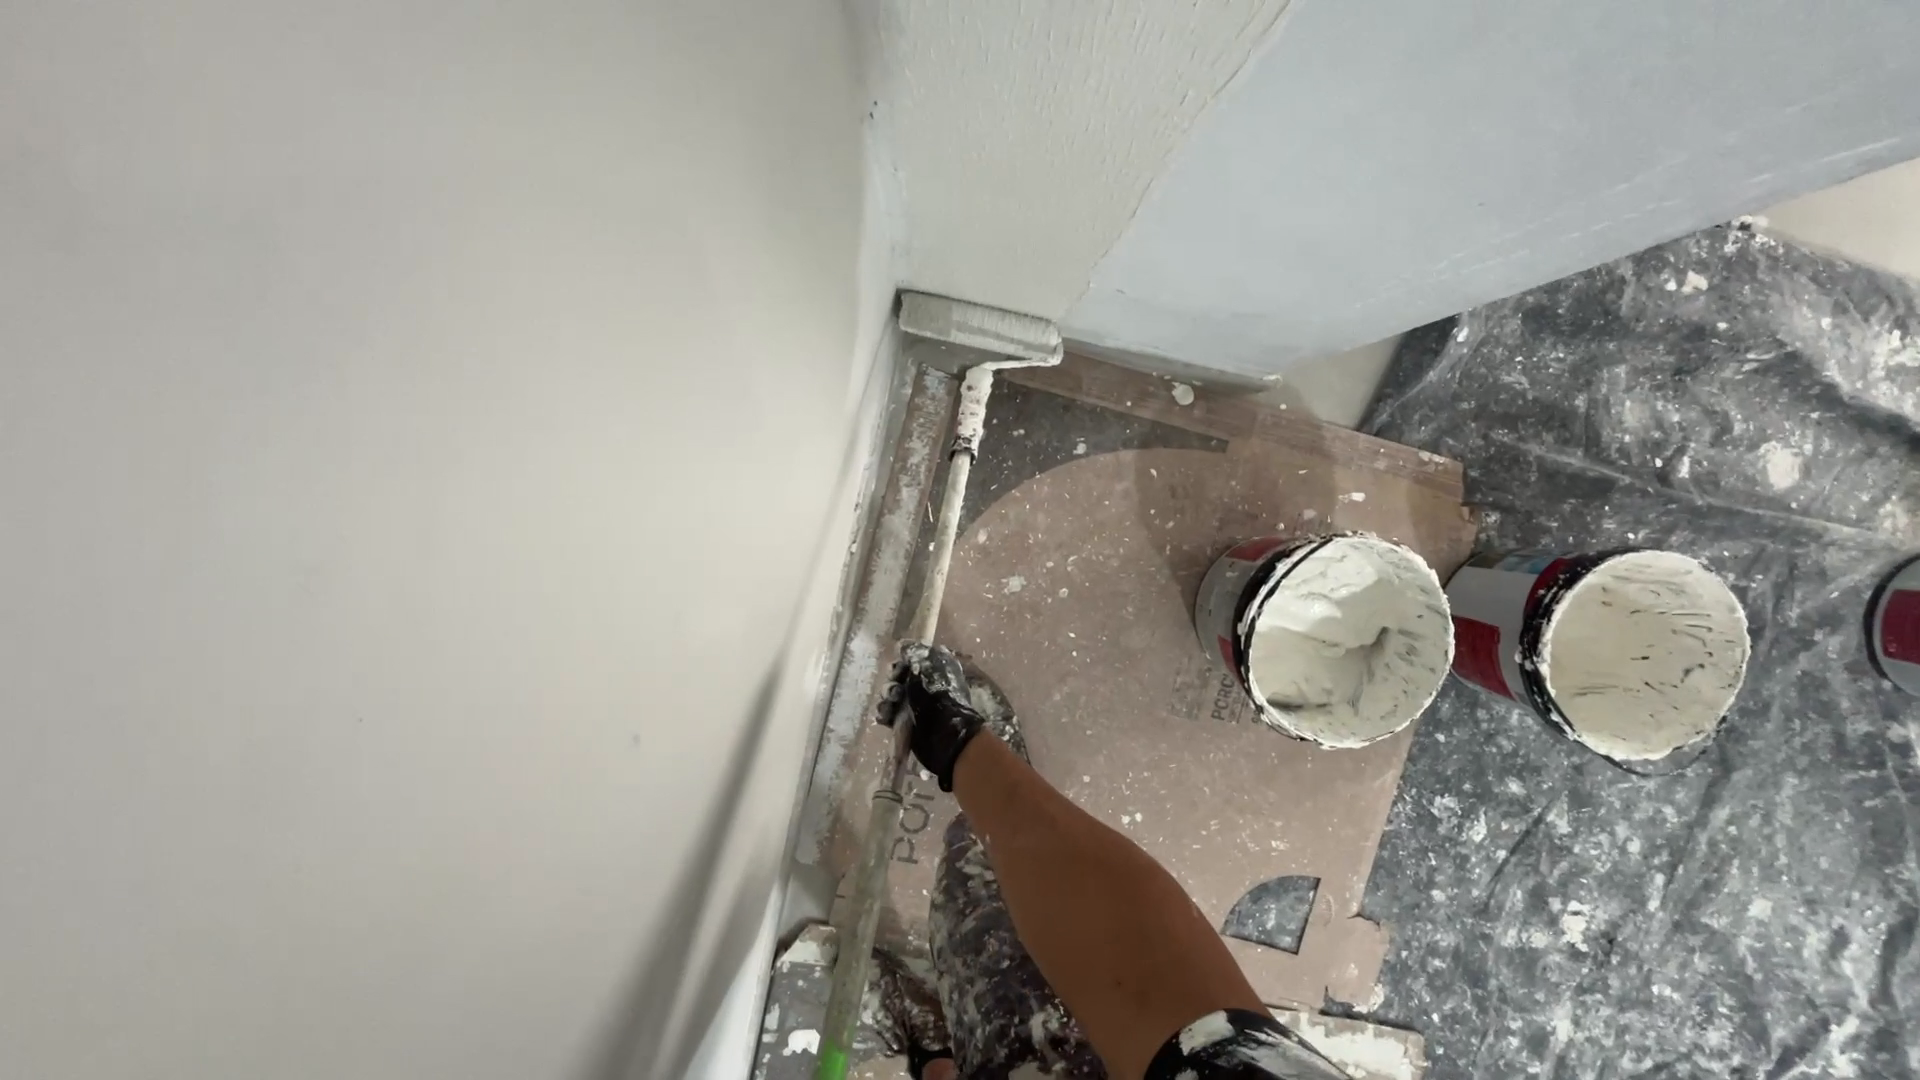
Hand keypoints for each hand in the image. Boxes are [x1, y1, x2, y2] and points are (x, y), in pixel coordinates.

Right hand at [877, 641, 984, 791]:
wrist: (945, 734)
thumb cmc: (940, 697)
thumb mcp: (930, 667)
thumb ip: (915, 653)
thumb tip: (902, 644)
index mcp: (933, 671)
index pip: (910, 661)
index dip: (902, 663)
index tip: (900, 667)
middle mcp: (923, 686)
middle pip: (897, 677)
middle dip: (892, 680)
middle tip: (896, 689)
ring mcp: (913, 705)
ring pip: (890, 695)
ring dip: (887, 697)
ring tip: (891, 703)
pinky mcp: (905, 723)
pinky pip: (887, 714)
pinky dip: (884, 713)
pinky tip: (885, 716)